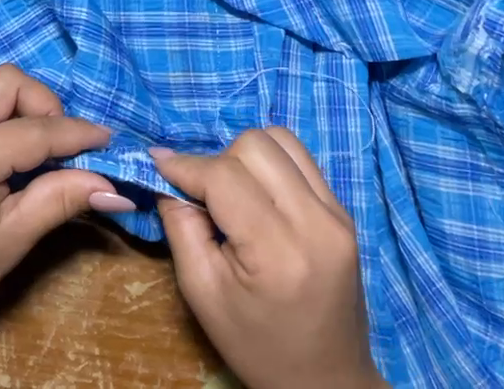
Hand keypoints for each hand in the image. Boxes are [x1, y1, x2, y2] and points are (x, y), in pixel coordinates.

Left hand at [0, 65, 133, 388]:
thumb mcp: (12, 239)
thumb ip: (61, 199)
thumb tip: (113, 186)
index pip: (36, 128)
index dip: (79, 134)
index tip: (111, 143)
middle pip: (11, 81)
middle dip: (46, 106)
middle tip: (64, 150)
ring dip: (24, 108)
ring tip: (41, 154)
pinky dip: (3, 115)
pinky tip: (13, 154)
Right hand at [152, 129, 385, 388]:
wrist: (327, 381)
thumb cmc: (256, 344)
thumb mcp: (202, 291)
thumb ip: (181, 225)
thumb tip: (165, 172)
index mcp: (278, 251)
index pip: (223, 175)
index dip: (184, 165)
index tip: (158, 165)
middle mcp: (317, 223)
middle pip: (254, 145)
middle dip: (217, 161)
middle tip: (203, 196)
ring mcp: (338, 214)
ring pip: (280, 140)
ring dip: (245, 155)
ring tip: (234, 192)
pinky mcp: (345, 213)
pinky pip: (300, 159)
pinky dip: (270, 163)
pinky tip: (259, 196)